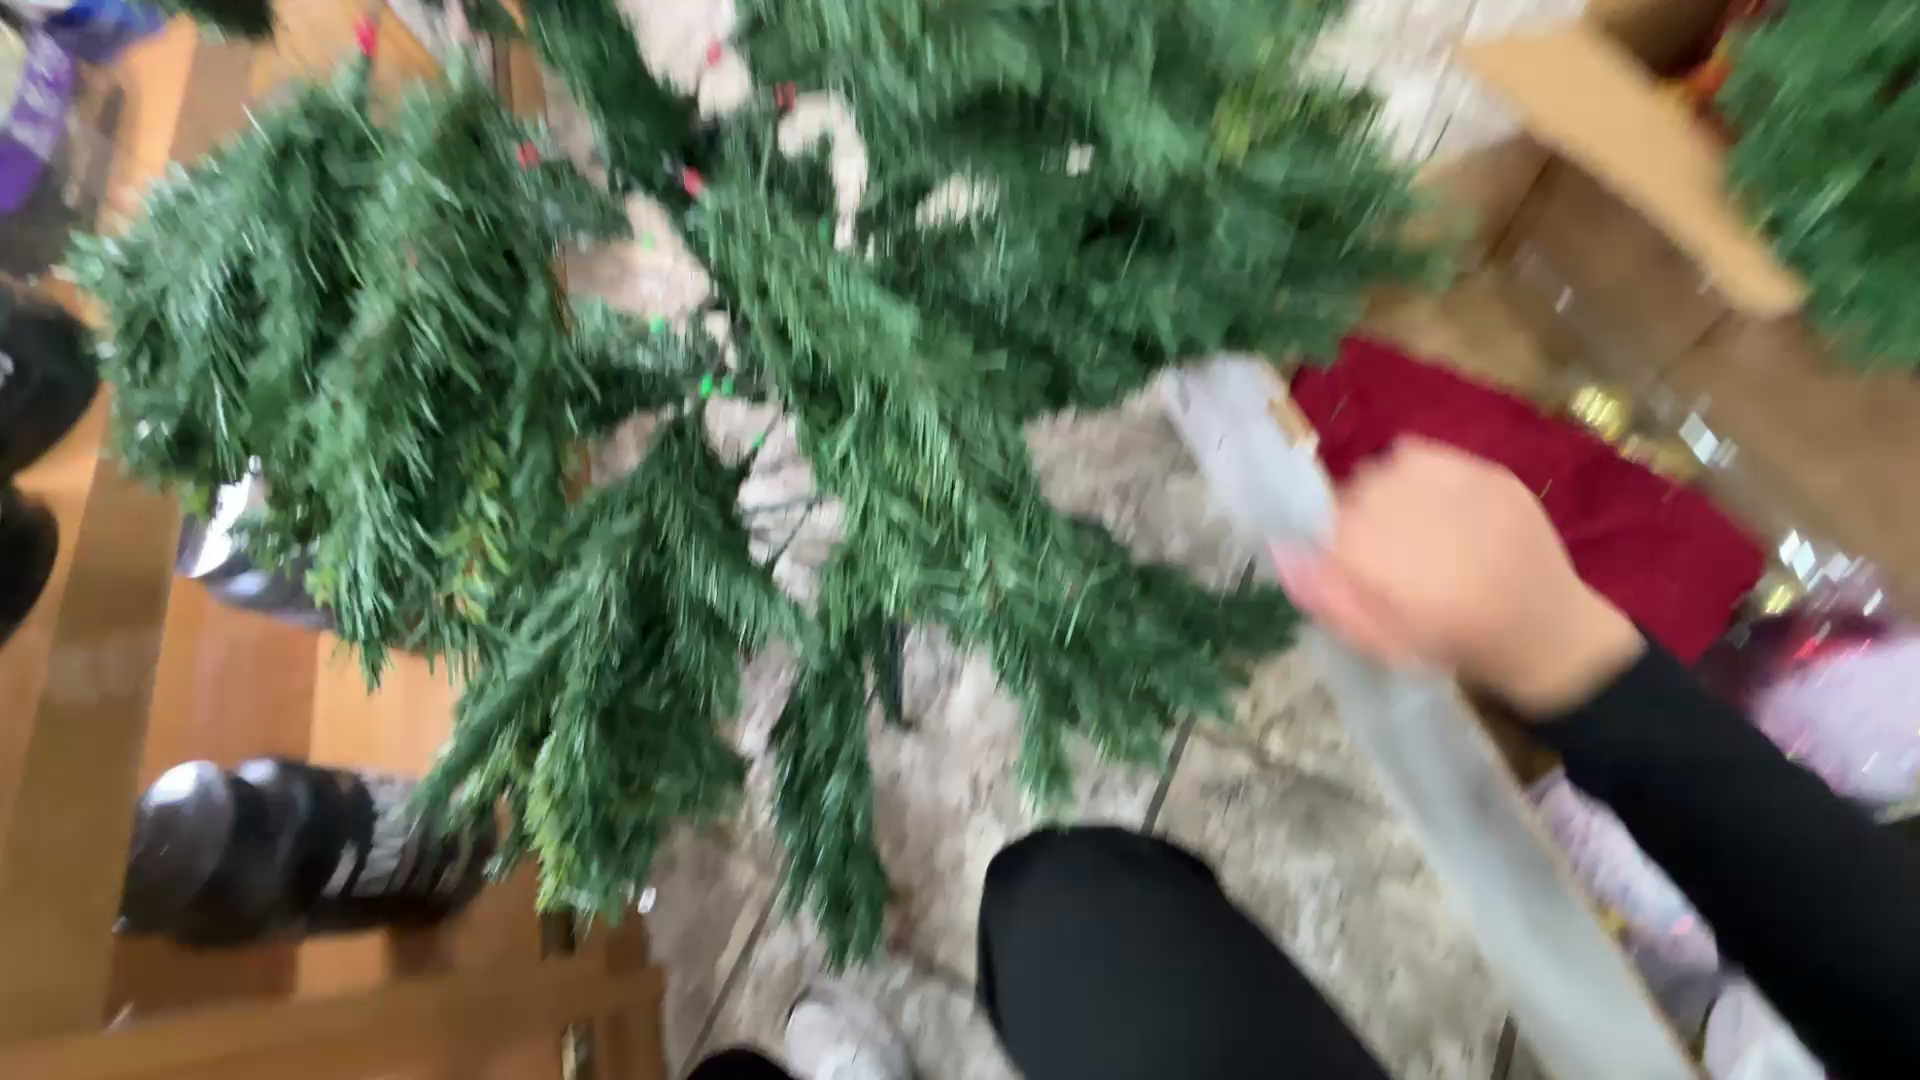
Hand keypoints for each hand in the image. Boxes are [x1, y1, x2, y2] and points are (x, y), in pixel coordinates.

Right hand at [1271, 436, 1644, 716]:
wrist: (1545, 631)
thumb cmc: (1448, 641)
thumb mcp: (1377, 638)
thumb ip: (1326, 595)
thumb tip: (1280, 550)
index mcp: (1392, 562)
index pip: (1327, 526)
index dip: (1332, 545)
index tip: (1351, 566)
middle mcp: (1420, 514)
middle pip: (1352, 494)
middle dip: (1355, 518)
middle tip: (1378, 550)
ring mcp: (1457, 488)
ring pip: (1382, 470)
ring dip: (1380, 493)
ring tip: (1403, 523)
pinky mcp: (1486, 473)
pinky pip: (1421, 454)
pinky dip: (1411, 471)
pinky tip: (1425, 500)